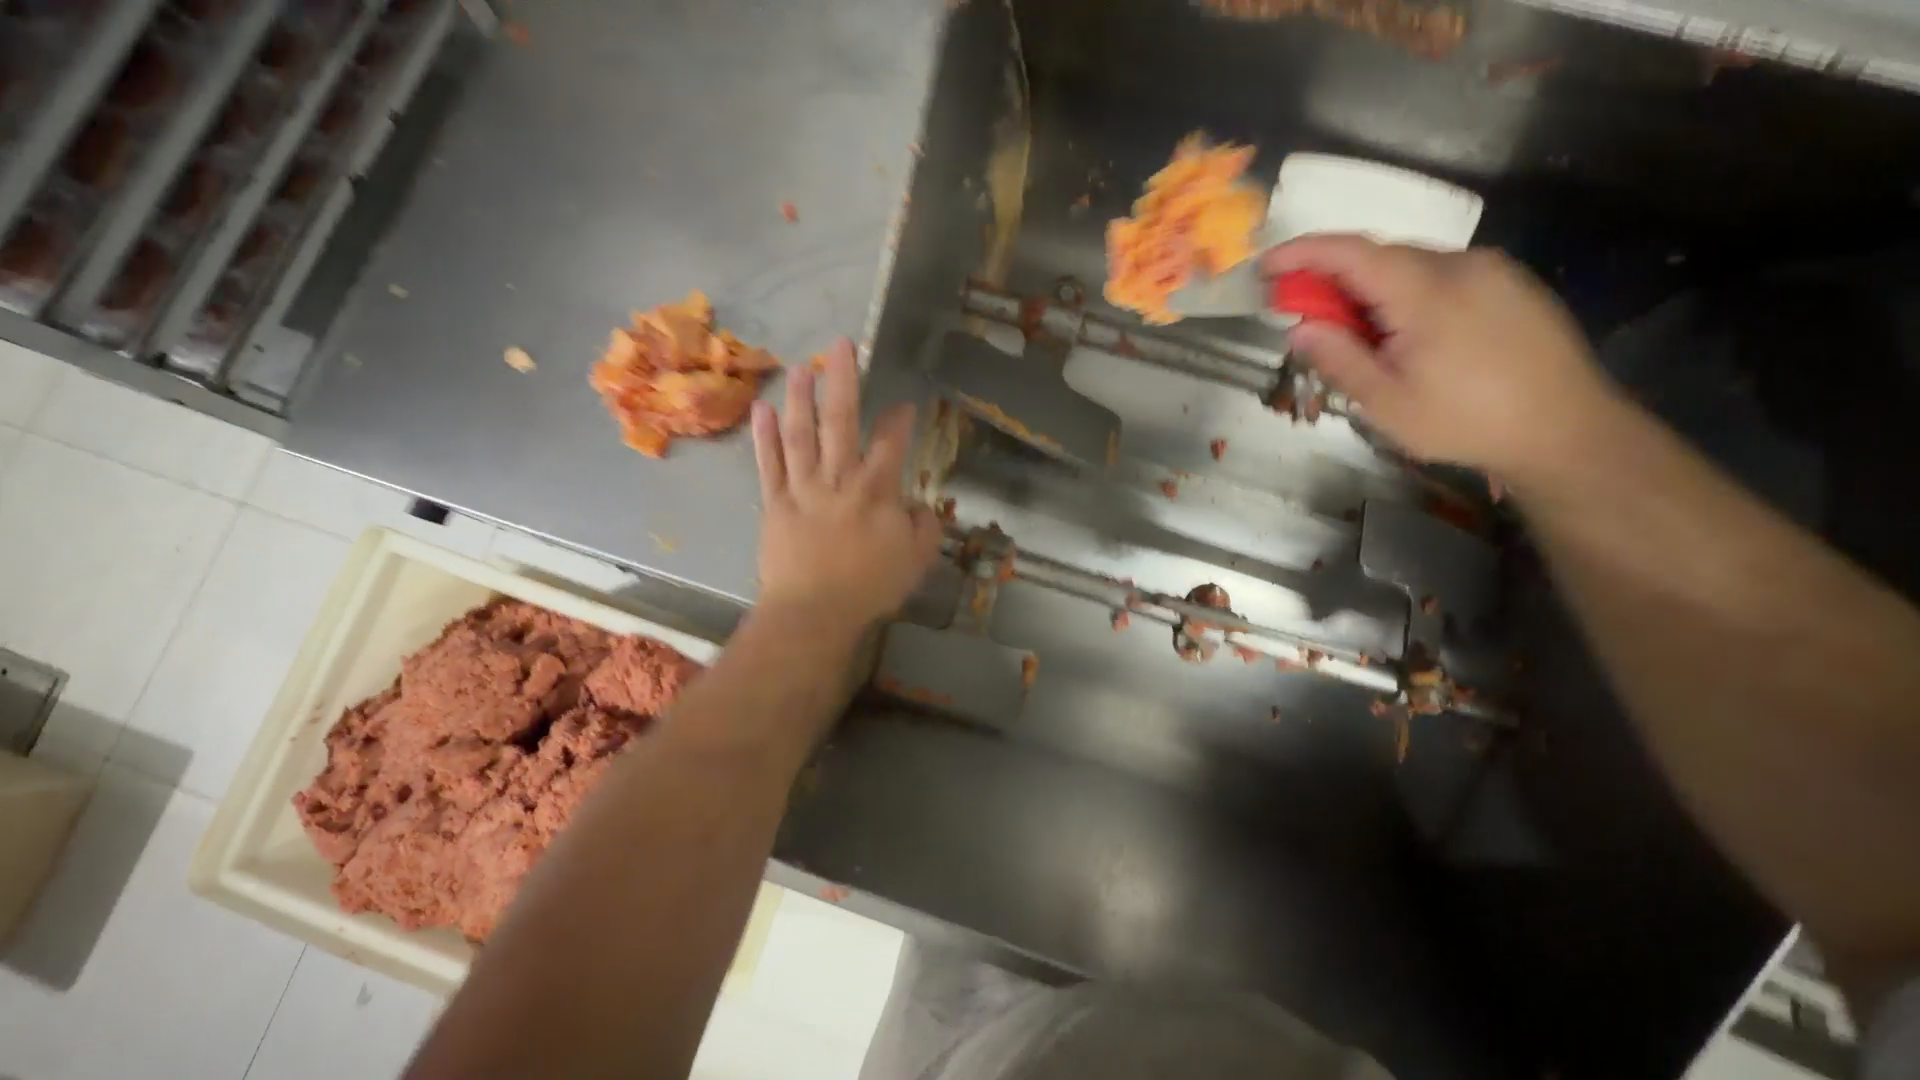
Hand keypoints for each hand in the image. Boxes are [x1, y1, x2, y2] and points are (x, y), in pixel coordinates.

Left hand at [750, 338, 940, 630]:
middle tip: (842, 345)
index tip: (904, 401)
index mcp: (875, 492)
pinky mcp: (774, 503)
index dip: (899, 419)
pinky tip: (763, 408)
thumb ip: (925, 529)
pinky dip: (765, 436)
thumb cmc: (868, 589)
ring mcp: (802, 489)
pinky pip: (768, 464)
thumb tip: (923, 507)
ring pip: (801, 435)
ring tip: (802, 366)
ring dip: (801, 398)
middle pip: (841, 422)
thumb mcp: (915, 562)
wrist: (812, 613)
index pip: (891, 444)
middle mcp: (838, 480)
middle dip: (843, 380)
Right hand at [1263, 235, 1618, 482]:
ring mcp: (1494, 271)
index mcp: (1426, 291)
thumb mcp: (1388, 404)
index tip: (1266, 268)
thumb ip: (1339, 360)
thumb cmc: (1468, 422)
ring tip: (1361, 338)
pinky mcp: (1513, 286)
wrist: (1568, 429)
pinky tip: (1408, 337)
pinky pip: (1444, 277)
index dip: (1302, 253)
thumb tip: (1299, 329)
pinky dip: (1409, 295)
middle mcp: (1462, 265)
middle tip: (1307, 317)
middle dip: (1335, 280)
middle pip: (1381, 256)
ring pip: (1413, 267)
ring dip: (1374, 291)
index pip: (1351, 252)